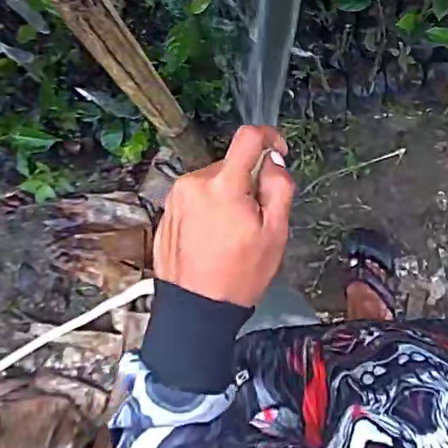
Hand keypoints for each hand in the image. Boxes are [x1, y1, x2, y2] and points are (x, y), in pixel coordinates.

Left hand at [154, 125, 293, 306]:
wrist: (195, 310)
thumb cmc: (238, 276)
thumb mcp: (274, 234)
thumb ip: (279, 188)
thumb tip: (273, 161)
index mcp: (223, 185)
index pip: (247, 137)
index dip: (269, 136)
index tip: (278, 151)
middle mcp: (195, 182)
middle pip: (231, 164)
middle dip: (248, 181)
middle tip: (255, 216)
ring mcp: (177, 196)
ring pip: (214, 180)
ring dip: (227, 194)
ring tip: (231, 232)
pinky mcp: (168, 209)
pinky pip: (197, 196)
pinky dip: (210, 206)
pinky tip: (213, 236)